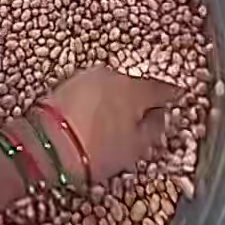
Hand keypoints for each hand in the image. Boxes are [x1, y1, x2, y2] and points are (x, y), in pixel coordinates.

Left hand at [41, 67, 183, 180]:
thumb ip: (154, 127)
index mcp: (134, 89)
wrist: (47, 144)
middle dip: (140, 100)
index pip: (161, 87)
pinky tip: (95, 120)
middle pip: (134, 85)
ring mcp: (88, 75)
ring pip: (112, 86)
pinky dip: (98, 101)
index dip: (171, 95)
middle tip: (144, 120)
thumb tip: (161, 114)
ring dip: (117, 100)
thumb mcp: (135, 147)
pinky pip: (93, 90)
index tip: (177, 99)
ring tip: (116, 125)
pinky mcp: (68, 82)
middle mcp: (112, 74)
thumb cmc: (97, 150)